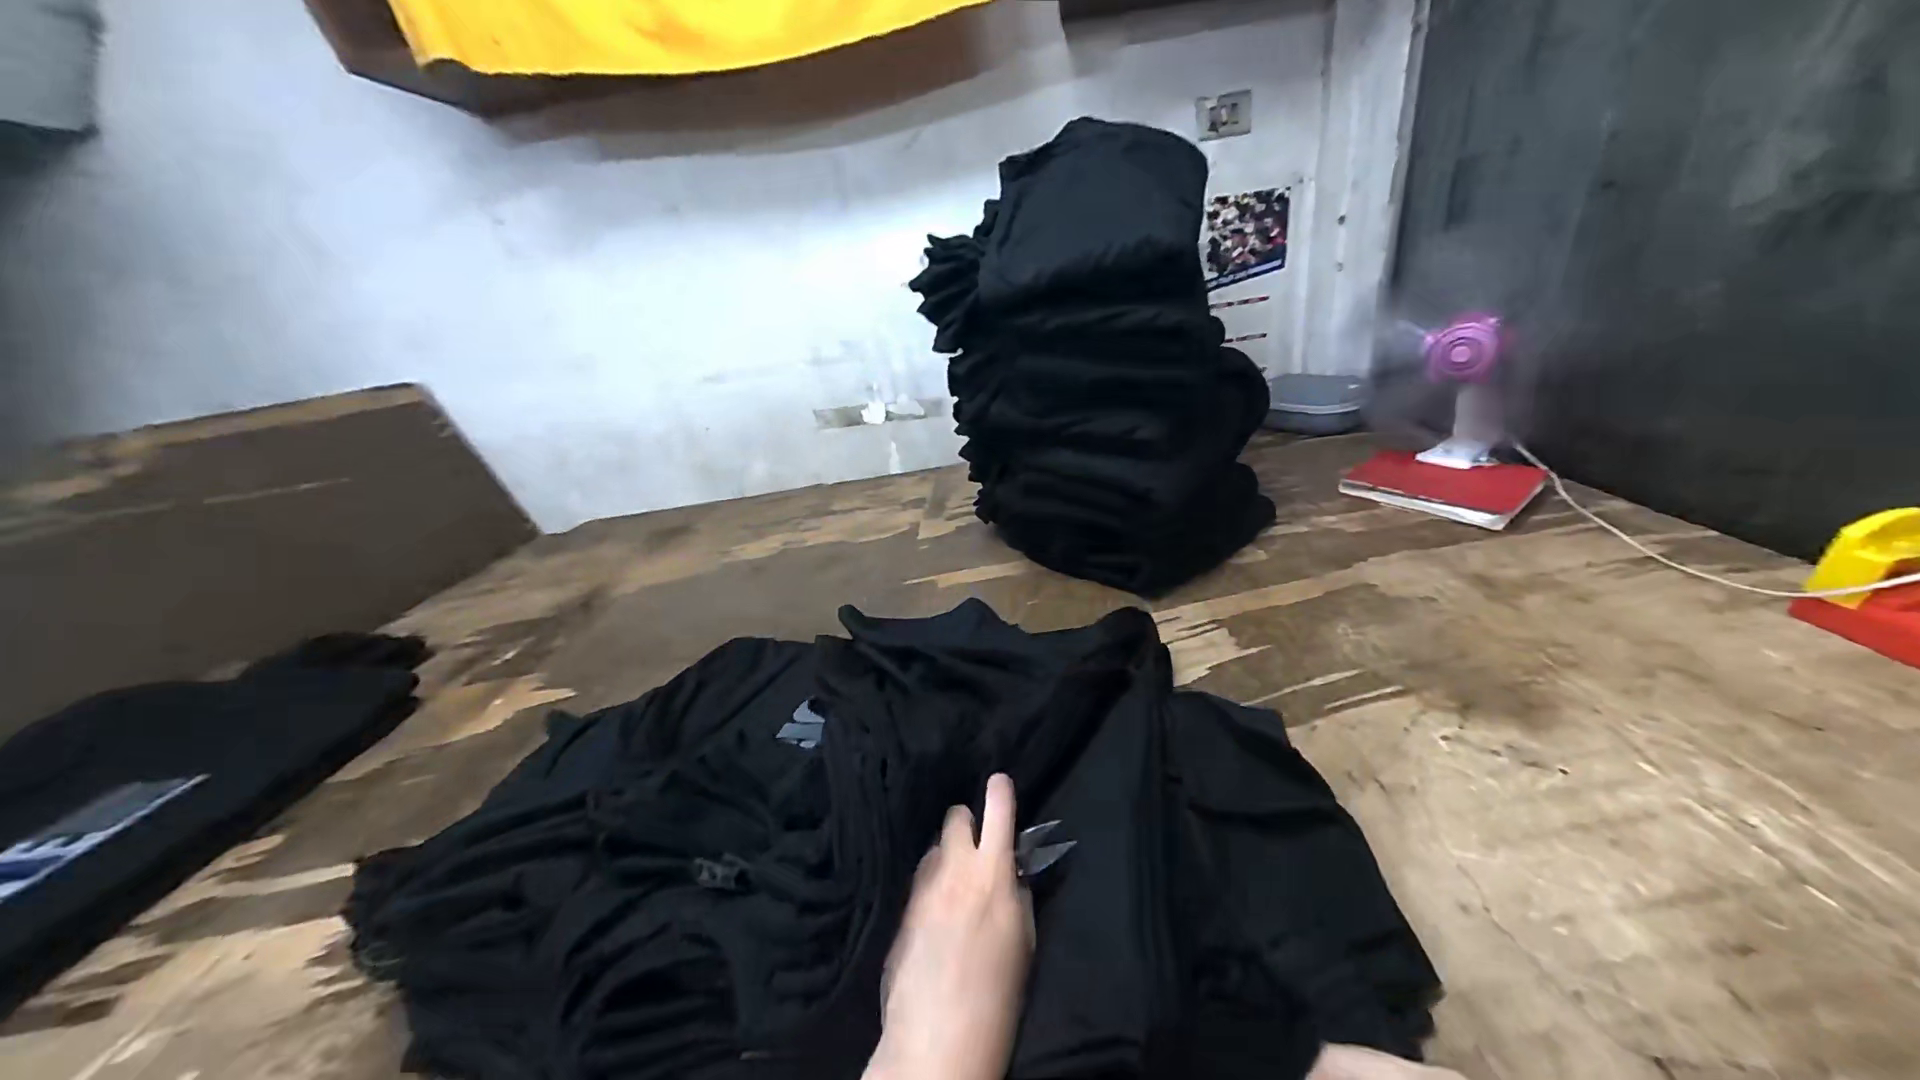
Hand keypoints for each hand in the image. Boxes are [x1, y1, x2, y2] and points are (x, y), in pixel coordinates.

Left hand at [865, 773, 1034, 1079]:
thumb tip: (1009, 872)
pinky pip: (919, 880)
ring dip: (947, 857)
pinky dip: (931, 885)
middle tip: (976, 847)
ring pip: (934, 848)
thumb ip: (1016, 894)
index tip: (1000, 782)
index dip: (1000, 791)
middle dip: (967, 824)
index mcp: (991, 874)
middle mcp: (953, 869)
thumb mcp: (1024, 940)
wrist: (938, 1038)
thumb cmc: (998, 994)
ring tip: (955, 888)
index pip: (997, 811)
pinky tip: (936, 916)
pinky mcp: (901, 908)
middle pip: (955, 817)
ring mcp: (922, 887)